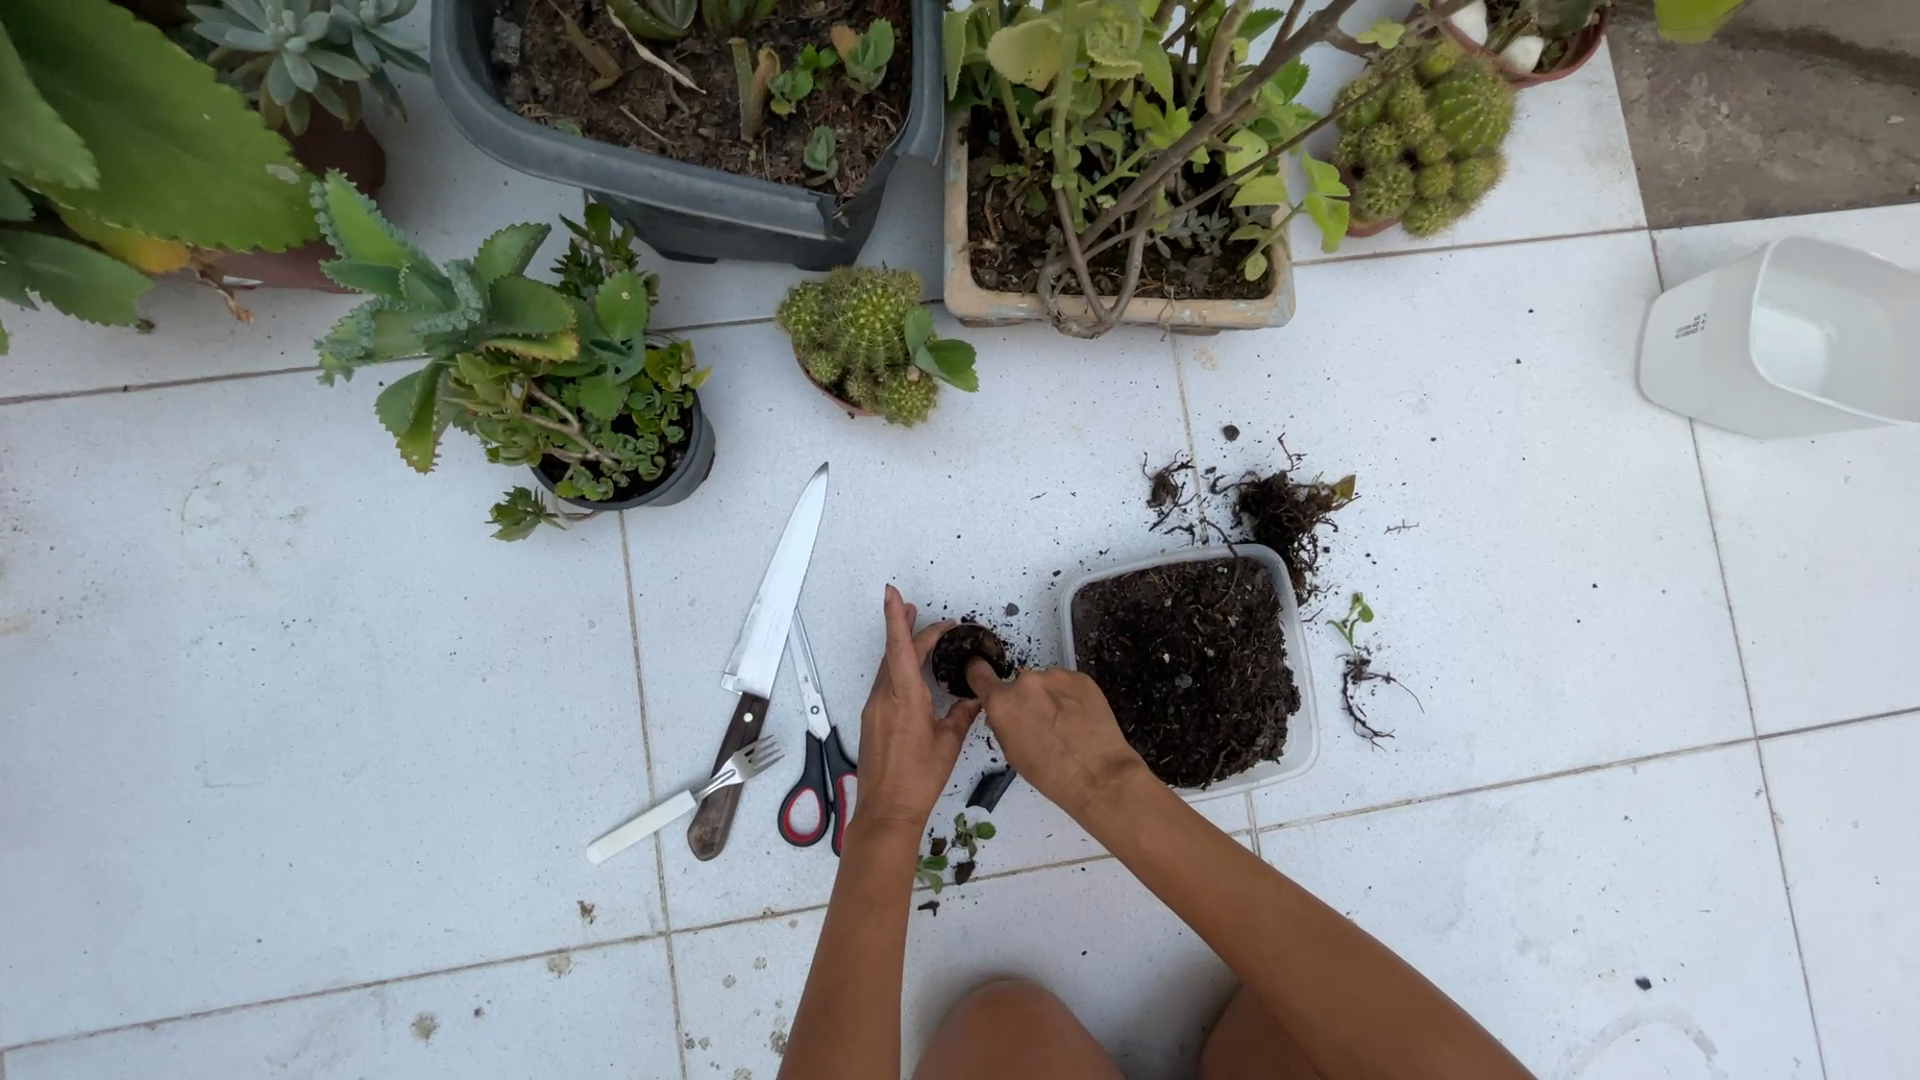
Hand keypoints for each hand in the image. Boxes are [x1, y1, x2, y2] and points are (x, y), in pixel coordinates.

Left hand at [853, 586, 980, 833]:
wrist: (886, 811)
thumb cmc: (918, 780)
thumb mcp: (949, 744)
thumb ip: (962, 715)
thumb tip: (975, 699)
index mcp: (905, 699)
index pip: (899, 648)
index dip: (896, 618)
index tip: (892, 593)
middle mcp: (884, 698)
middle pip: (895, 653)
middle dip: (905, 627)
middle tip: (916, 607)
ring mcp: (874, 709)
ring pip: (888, 668)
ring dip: (901, 647)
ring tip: (915, 631)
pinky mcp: (872, 720)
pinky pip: (885, 684)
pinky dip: (898, 669)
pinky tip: (911, 671)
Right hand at [965, 660, 1148, 822]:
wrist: (1097, 773)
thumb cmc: (1051, 773)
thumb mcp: (1011, 752)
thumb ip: (1002, 723)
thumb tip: (1004, 713)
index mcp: (1002, 702)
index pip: (978, 673)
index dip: (978, 675)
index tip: (982, 676)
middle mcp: (1025, 682)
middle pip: (1019, 684)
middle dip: (1026, 698)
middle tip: (1041, 722)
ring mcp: (1055, 676)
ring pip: (1045, 683)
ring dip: (1050, 696)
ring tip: (1066, 723)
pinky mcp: (1080, 677)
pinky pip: (1067, 683)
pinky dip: (1070, 696)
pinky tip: (1079, 718)